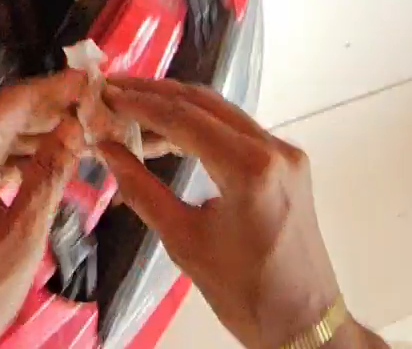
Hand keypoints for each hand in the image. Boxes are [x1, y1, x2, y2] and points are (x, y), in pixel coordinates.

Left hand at [0, 71, 85, 348]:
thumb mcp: (21, 237)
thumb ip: (48, 175)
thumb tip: (75, 126)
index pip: (16, 101)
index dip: (57, 88)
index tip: (92, 80)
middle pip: (8, 115)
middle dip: (54, 111)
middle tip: (99, 110)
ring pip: (1, 136)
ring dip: (41, 135)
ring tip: (86, 134)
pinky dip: (22, 158)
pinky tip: (53, 163)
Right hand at [98, 77, 371, 348]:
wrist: (306, 327)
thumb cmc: (243, 292)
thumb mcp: (183, 241)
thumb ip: (141, 188)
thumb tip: (105, 148)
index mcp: (250, 169)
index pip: (183, 118)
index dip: (140, 103)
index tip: (105, 94)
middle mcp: (272, 147)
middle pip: (202, 102)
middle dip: (153, 93)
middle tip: (113, 88)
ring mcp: (283, 151)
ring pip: (218, 109)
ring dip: (174, 104)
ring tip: (132, 105)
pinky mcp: (286, 159)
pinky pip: (234, 127)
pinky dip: (197, 123)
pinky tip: (166, 131)